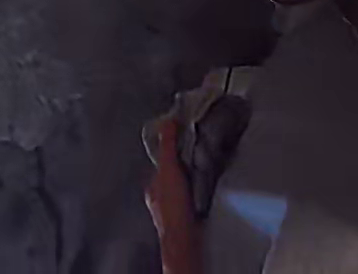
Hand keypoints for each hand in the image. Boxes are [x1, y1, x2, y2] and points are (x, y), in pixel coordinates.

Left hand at [144, 118, 200, 273]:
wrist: (184, 238)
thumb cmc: (172, 201)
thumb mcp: (168, 167)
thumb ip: (168, 144)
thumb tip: (167, 119)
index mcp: (152, 184)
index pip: (161, 161)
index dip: (171, 149)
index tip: (184, 138)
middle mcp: (159, 196)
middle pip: (171, 173)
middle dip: (183, 162)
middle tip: (197, 149)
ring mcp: (172, 209)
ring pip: (181, 185)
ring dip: (191, 176)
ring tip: (203, 164)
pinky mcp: (186, 218)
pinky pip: (191, 196)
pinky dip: (197, 189)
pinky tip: (205, 184)